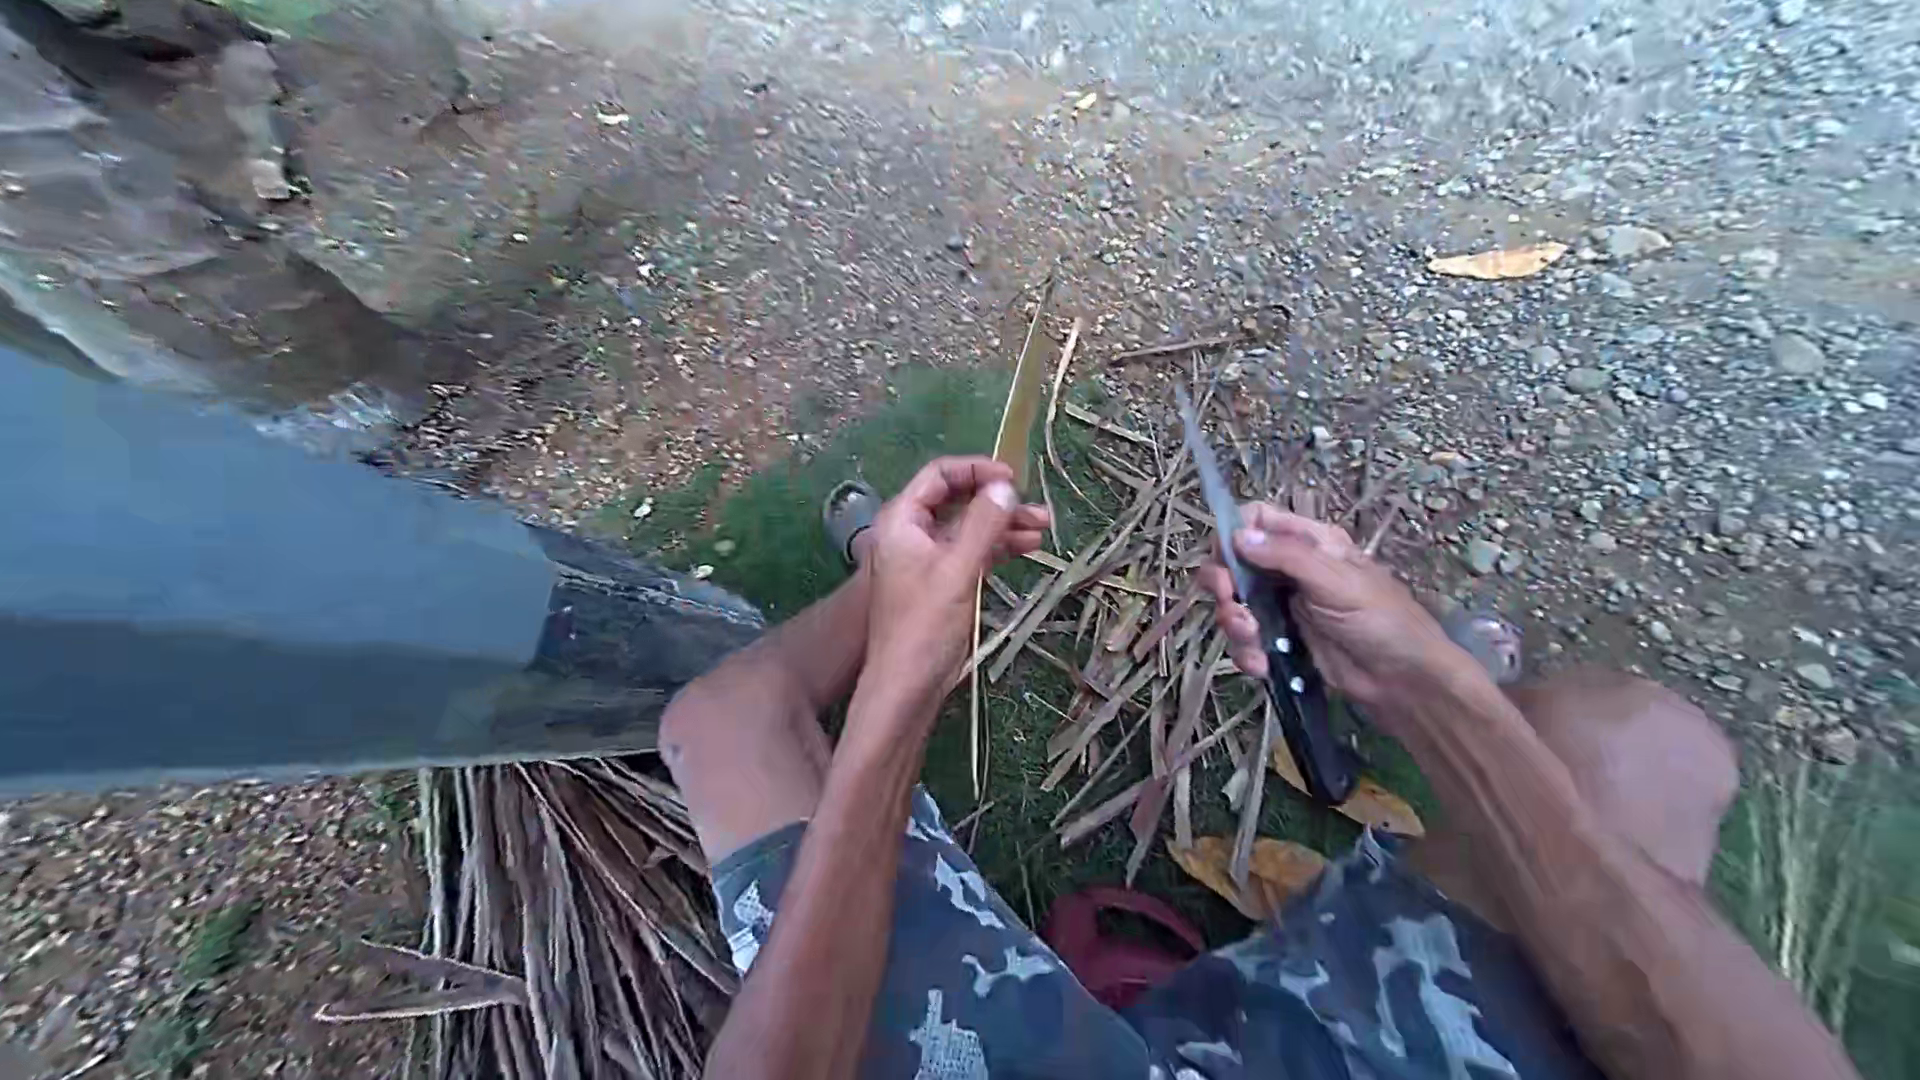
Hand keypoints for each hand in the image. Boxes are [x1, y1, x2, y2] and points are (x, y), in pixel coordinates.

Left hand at [859, 457, 1048, 710]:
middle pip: (957, 501)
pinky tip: (1027, 547)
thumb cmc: (925, 624)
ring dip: (1003, 525)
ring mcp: (926, 558)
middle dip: (997, 502)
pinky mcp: (940, 581)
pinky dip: (996, 548)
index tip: (1013, 478)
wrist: (907, 685)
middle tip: (1037, 509)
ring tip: (1043, 528)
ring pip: (968, 528)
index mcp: (901, 520)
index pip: (939, 476)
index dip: (976, 470)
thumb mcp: (958, 568)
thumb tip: (1006, 485)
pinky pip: (970, 552)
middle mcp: (911, 533)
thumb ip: (983, 523)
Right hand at [1196, 503, 1474, 718]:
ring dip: (1234, 623)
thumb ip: (1287, 556)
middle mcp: (1287, 570)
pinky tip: (1263, 664)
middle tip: (1229, 601)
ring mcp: (1280, 606)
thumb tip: (1238, 537)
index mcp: (1308, 543)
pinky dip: (1246, 652)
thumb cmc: (1381, 621)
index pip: (1256, 520)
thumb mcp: (1337, 581)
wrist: (1404, 682)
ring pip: (1232, 603)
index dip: (1233, 533)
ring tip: (1254, 639)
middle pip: (1232, 563)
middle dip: (1223, 584)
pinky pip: (1243, 639)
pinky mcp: (1276, 640)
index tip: (1226, 558)